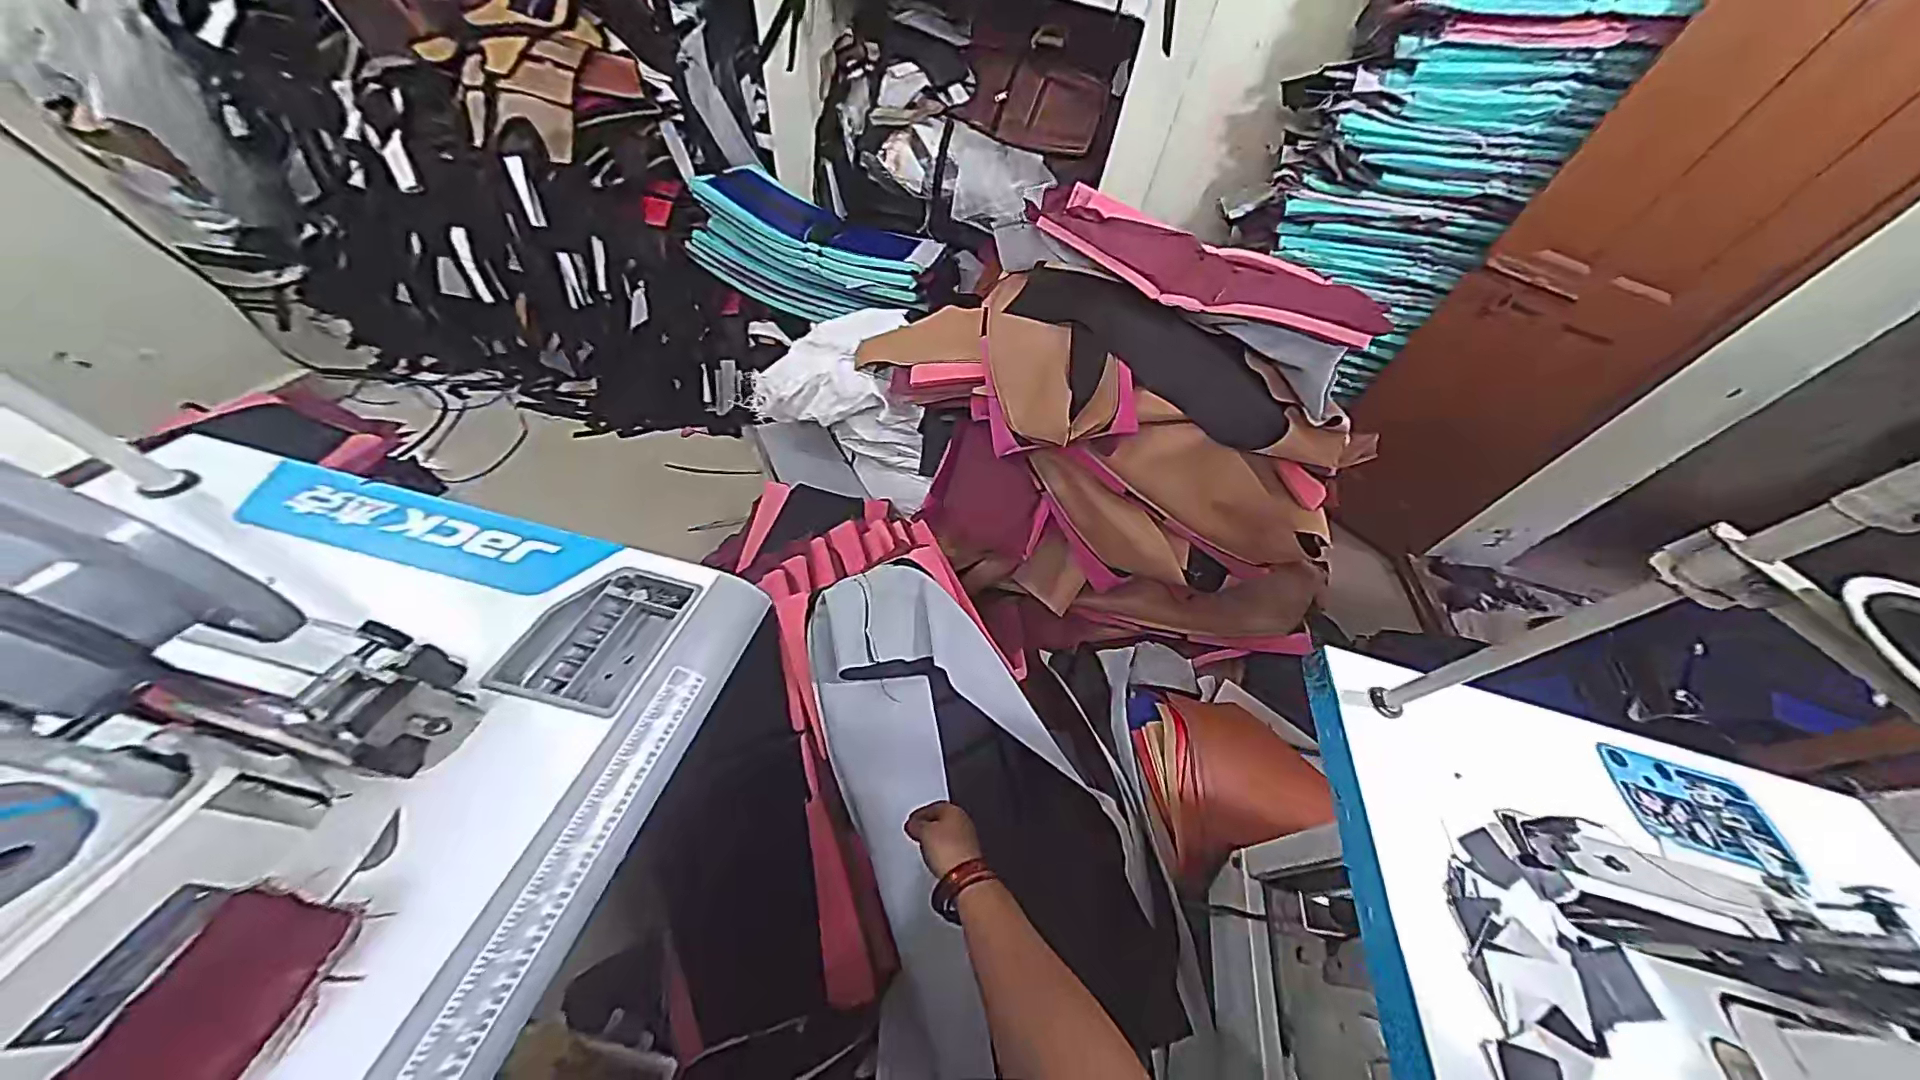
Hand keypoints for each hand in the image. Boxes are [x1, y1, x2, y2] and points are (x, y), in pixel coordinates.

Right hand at [905, 801, 982, 877]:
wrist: (963, 875)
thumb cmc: (948, 850)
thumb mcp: (924, 832)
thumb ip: (916, 825)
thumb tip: (914, 824)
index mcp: (954, 810)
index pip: (933, 807)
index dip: (920, 814)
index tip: (912, 820)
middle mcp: (964, 821)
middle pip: (943, 819)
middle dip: (929, 825)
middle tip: (917, 830)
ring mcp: (968, 838)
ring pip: (947, 833)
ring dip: (936, 838)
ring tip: (924, 845)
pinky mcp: (968, 855)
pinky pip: (951, 847)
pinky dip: (943, 849)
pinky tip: (936, 856)